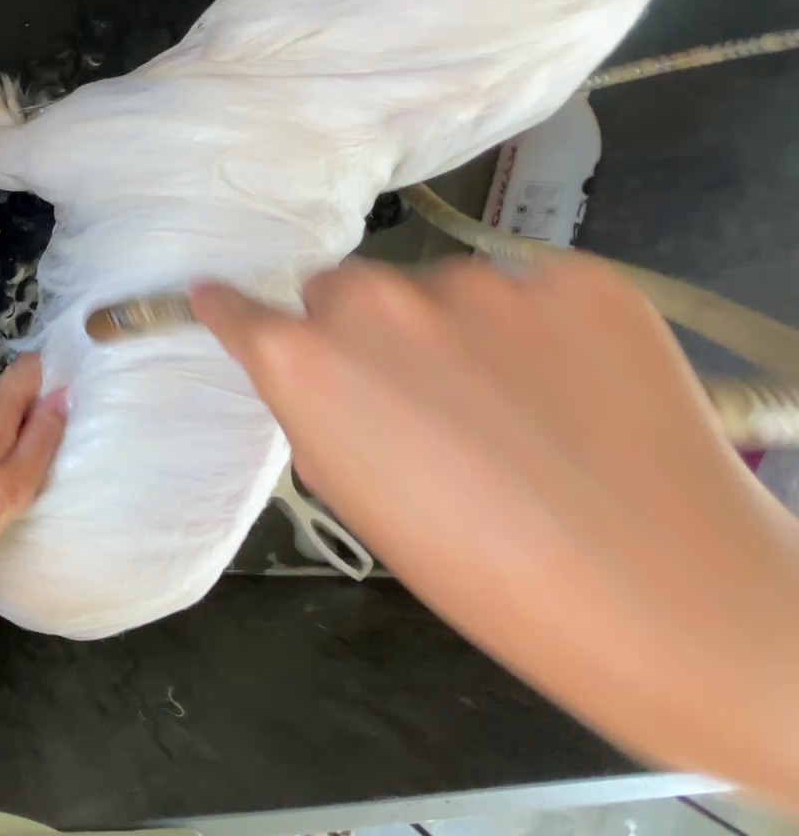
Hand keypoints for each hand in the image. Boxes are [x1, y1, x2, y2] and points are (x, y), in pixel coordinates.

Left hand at [0, 353, 67, 591]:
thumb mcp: (17, 482)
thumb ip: (43, 435)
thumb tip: (61, 394)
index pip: (28, 367)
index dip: (51, 379)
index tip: (65, 409)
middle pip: (8, 396)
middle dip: (28, 421)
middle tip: (39, 463)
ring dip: (3, 440)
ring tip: (8, 480)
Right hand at [193, 257, 798, 807]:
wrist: (657, 598)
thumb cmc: (467, 564)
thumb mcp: (344, 485)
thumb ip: (309, 407)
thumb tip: (307, 371)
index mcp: (301, 359)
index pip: (235, 307)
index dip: (229, 308)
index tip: (222, 300)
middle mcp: (373, 302)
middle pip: (338, 288)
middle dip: (353, 325)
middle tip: (404, 386)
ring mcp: (478, 283)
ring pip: (433, 288)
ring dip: (445, 325)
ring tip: (502, 397)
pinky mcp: (577, 280)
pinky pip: (523, 288)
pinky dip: (528, 323)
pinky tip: (562, 382)